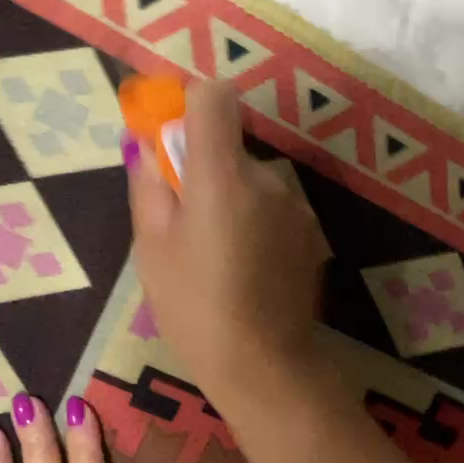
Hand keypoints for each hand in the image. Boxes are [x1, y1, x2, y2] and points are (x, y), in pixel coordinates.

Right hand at [126, 80, 331, 407]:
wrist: (263, 364)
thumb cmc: (195, 308)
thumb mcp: (151, 248)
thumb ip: (149, 185)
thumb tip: (149, 149)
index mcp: (223, 175)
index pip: (215, 97)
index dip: (192, 107)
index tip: (176, 143)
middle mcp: (267, 180)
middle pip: (233, 148)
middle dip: (209, 172)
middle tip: (188, 226)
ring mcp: (297, 208)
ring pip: (255, 184)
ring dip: (236, 202)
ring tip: (221, 258)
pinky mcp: (314, 236)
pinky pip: (276, 212)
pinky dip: (260, 226)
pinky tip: (251, 272)